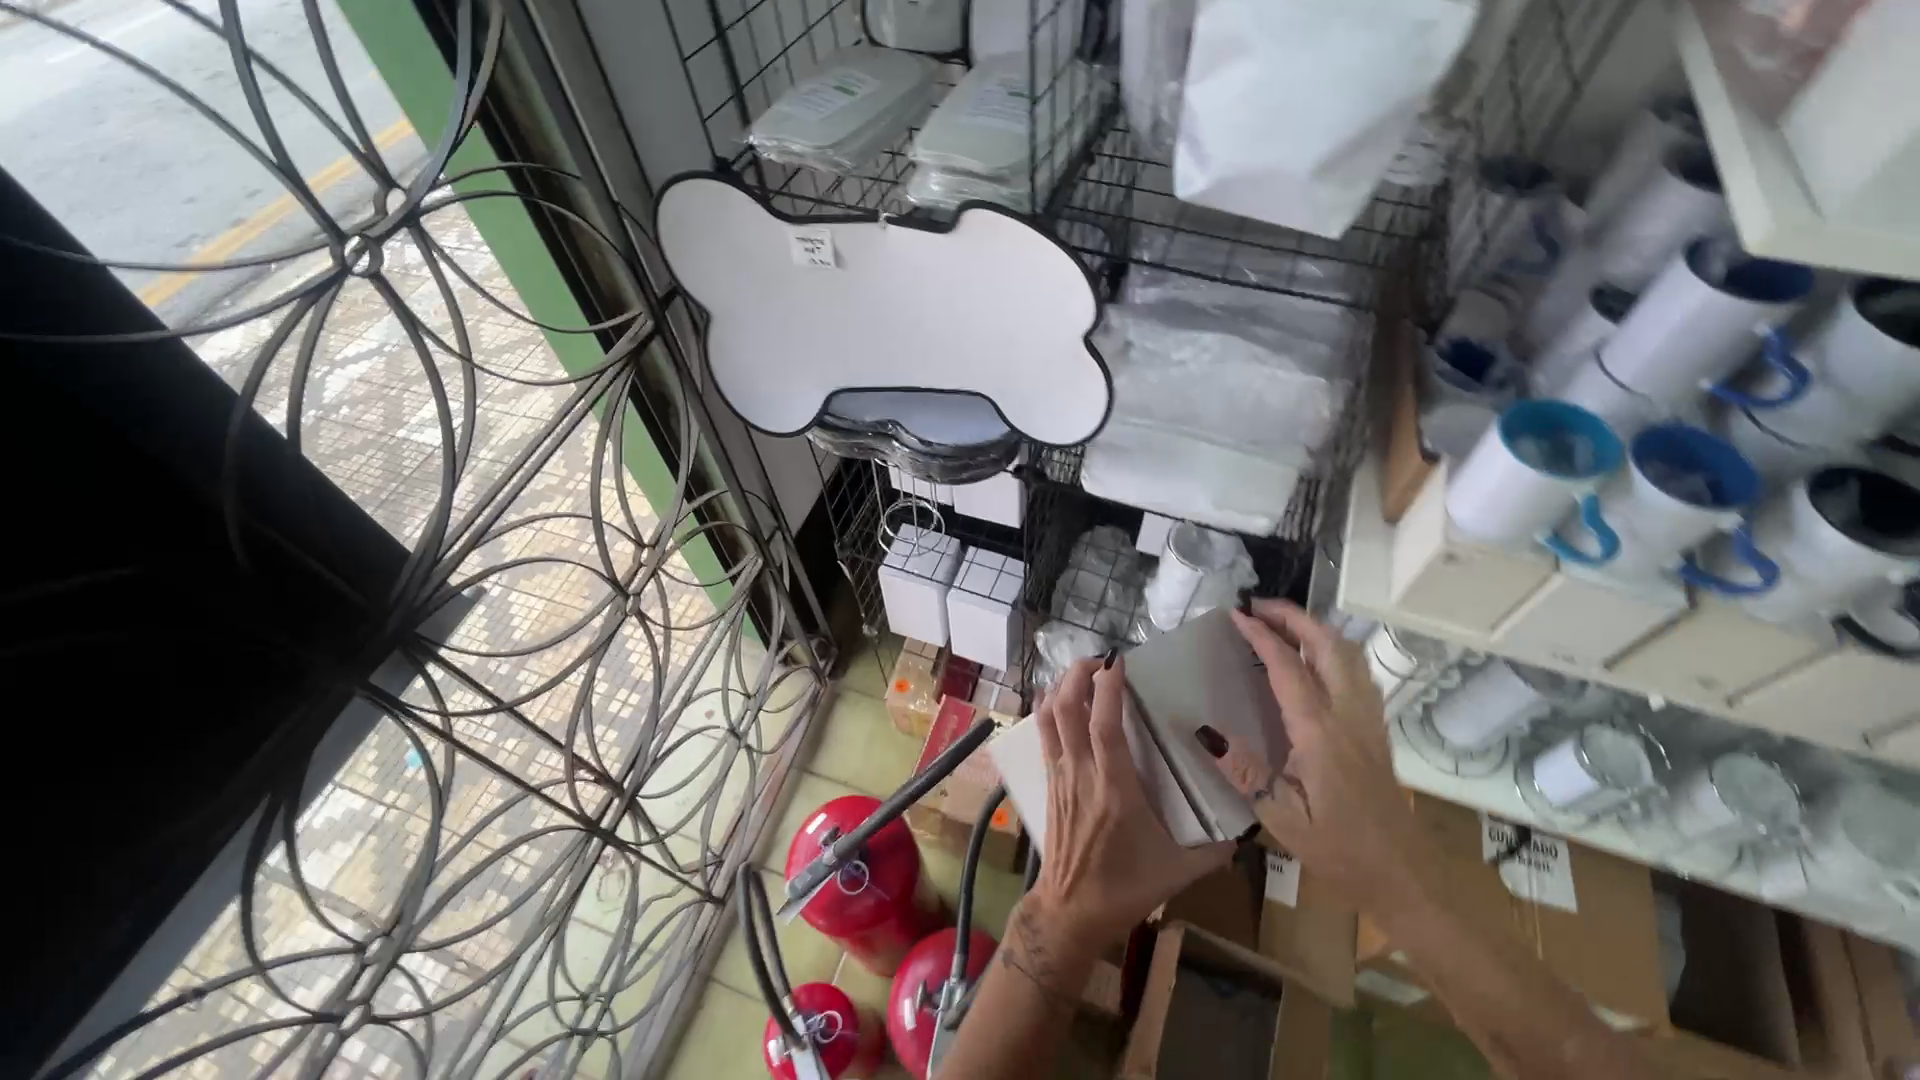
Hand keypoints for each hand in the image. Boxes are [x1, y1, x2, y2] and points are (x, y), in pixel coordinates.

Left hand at [1030, 654, 1233, 953]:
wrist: (1070, 912)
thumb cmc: (1125, 888)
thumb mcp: (1179, 870)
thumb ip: (1217, 849)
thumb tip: (1251, 827)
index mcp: (1114, 789)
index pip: (1104, 725)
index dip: (1108, 688)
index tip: (1120, 662)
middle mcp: (1080, 774)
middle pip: (1066, 709)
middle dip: (1078, 674)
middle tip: (1100, 658)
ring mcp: (1059, 777)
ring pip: (1048, 718)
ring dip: (1060, 687)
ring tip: (1080, 671)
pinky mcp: (1048, 784)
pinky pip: (1042, 736)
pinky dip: (1048, 709)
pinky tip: (1058, 699)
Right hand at [1196, 600, 1439, 911]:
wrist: (1402, 874)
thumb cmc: (1338, 850)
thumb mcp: (1280, 817)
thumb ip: (1243, 770)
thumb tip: (1204, 731)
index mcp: (1320, 732)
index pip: (1288, 668)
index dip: (1261, 637)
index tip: (1236, 615)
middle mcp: (1349, 714)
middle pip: (1328, 645)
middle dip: (1294, 617)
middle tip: (1259, 607)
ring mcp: (1369, 719)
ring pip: (1350, 654)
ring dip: (1316, 630)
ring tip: (1283, 625)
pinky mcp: (1376, 729)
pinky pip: (1358, 672)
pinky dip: (1333, 651)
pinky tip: (1316, 661)